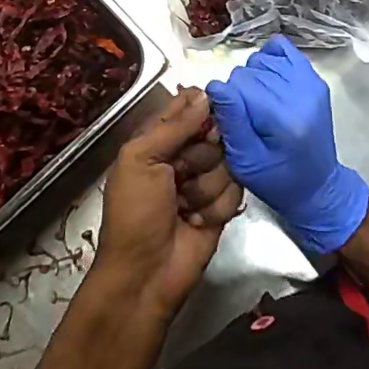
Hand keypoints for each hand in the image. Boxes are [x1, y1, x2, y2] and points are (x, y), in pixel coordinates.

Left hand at [92, 88, 242, 317]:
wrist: (145, 274)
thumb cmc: (134, 212)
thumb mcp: (141, 159)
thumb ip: (173, 126)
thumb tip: (204, 95)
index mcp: (156, 139)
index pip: (186, 109)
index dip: (200, 109)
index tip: (209, 116)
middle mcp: (181, 155)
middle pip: (214, 135)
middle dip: (201, 156)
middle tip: (181, 174)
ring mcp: (202, 182)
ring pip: (227, 164)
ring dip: (206, 187)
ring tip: (184, 206)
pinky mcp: (220, 207)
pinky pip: (235, 191)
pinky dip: (216, 207)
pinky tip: (197, 221)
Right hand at [207, 35, 368, 253]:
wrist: (317, 188)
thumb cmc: (275, 179)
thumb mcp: (244, 160)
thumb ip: (230, 121)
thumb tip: (214, 85)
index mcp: (283, 119)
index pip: (236, 85)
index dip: (227, 101)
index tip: (233, 122)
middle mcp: (300, 95)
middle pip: (247, 70)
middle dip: (239, 91)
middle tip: (248, 118)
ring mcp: (310, 83)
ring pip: (260, 59)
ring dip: (253, 77)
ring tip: (259, 103)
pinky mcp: (314, 79)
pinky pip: (281, 47)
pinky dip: (269, 58)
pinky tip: (268, 81)